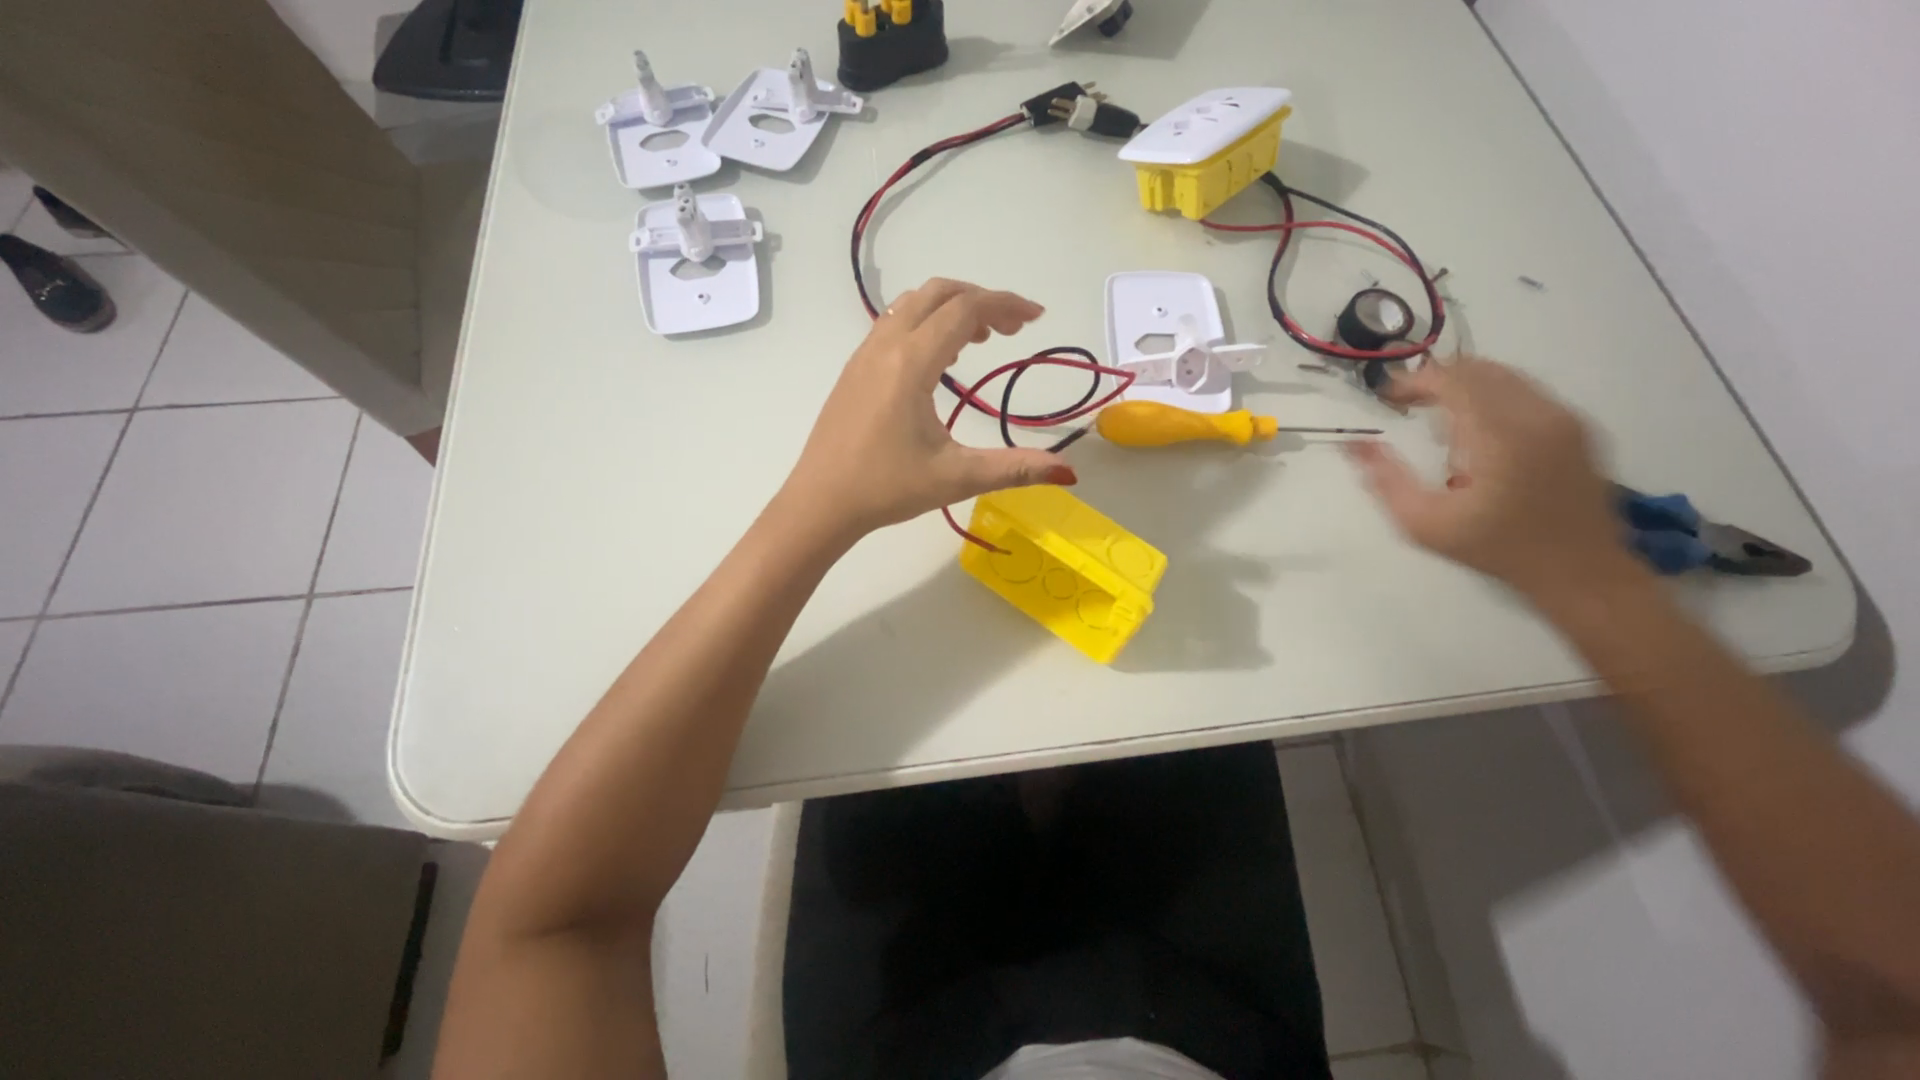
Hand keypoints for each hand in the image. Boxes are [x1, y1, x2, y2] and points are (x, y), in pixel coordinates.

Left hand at [781, 279, 1075, 537]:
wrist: (820, 502)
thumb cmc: (886, 488)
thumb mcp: (956, 477)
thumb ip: (1015, 469)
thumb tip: (1069, 474)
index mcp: (911, 363)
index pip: (964, 310)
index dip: (1005, 305)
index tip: (1036, 319)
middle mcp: (886, 346)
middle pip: (938, 293)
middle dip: (981, 299)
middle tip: (1012, 328)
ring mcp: (864, 355)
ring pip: (912, 304)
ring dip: (951, 308)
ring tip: (981, 339)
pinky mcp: (854, 369)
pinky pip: (894, 323)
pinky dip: (926, 322)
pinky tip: (940, 360)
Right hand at [1345, 357, 1627, 595]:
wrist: (1579, 569)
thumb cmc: (1496, 549)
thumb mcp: (1426, 523)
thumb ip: (1386, 480)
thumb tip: (1355, 445)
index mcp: (1500, 437)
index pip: (1453, 380)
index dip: (1414, 380)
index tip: (1388, 397)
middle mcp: (1537, 415)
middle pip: (1479, 369)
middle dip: (1438, 380)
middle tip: (1407, 403)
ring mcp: (1564, 417)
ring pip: (1505, 375)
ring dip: (1466, 386)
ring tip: (1440, 418)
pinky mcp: (1579, 425)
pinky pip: (1528, 391)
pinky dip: (1495, 397)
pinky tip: (1480, 431)